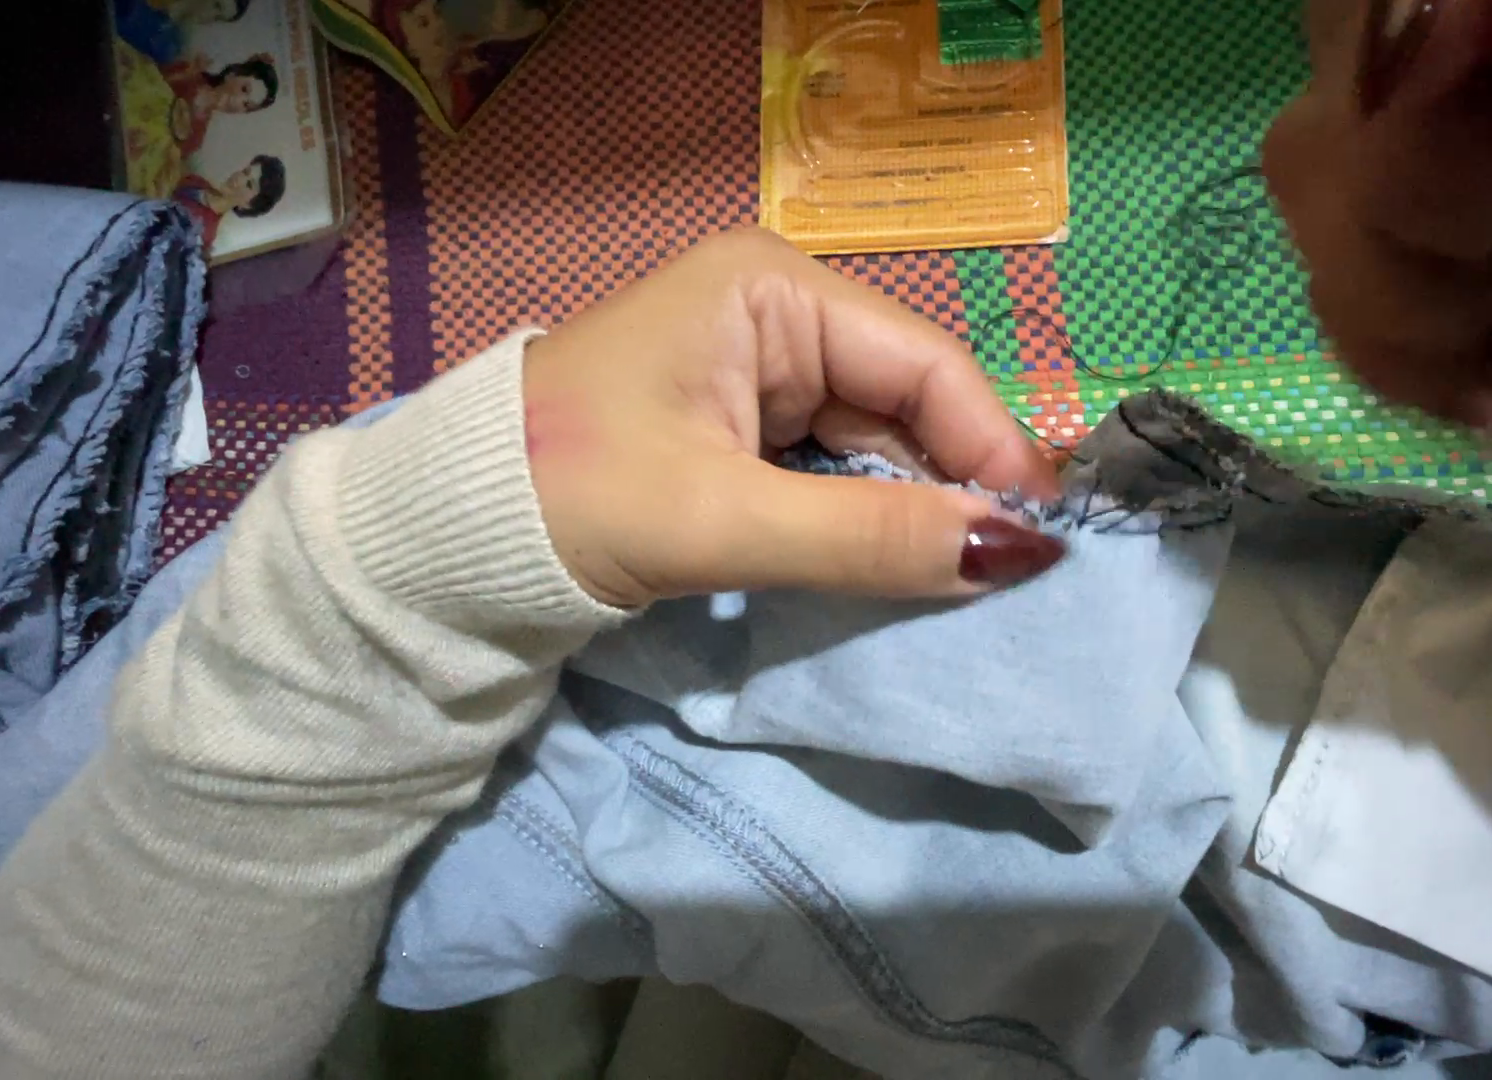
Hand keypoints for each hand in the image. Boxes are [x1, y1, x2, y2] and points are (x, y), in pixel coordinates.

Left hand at [520, 229, 1063, 608]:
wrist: (453, 535)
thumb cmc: (570, 495)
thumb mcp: (723, 517)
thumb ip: (867, 535)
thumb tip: (1013, 555)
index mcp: (772, 292)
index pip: (922, 364)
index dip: (991, 447)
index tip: (1038, 537)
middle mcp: (777, 317)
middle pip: (905, 401)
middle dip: (955, 483)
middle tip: (1007, 570)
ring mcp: (762, 372)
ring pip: (876, 441)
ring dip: (915, 506)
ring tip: (963, 573)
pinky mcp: (746, 426)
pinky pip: (835, 468)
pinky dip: (868, 516)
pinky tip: (899, 557)